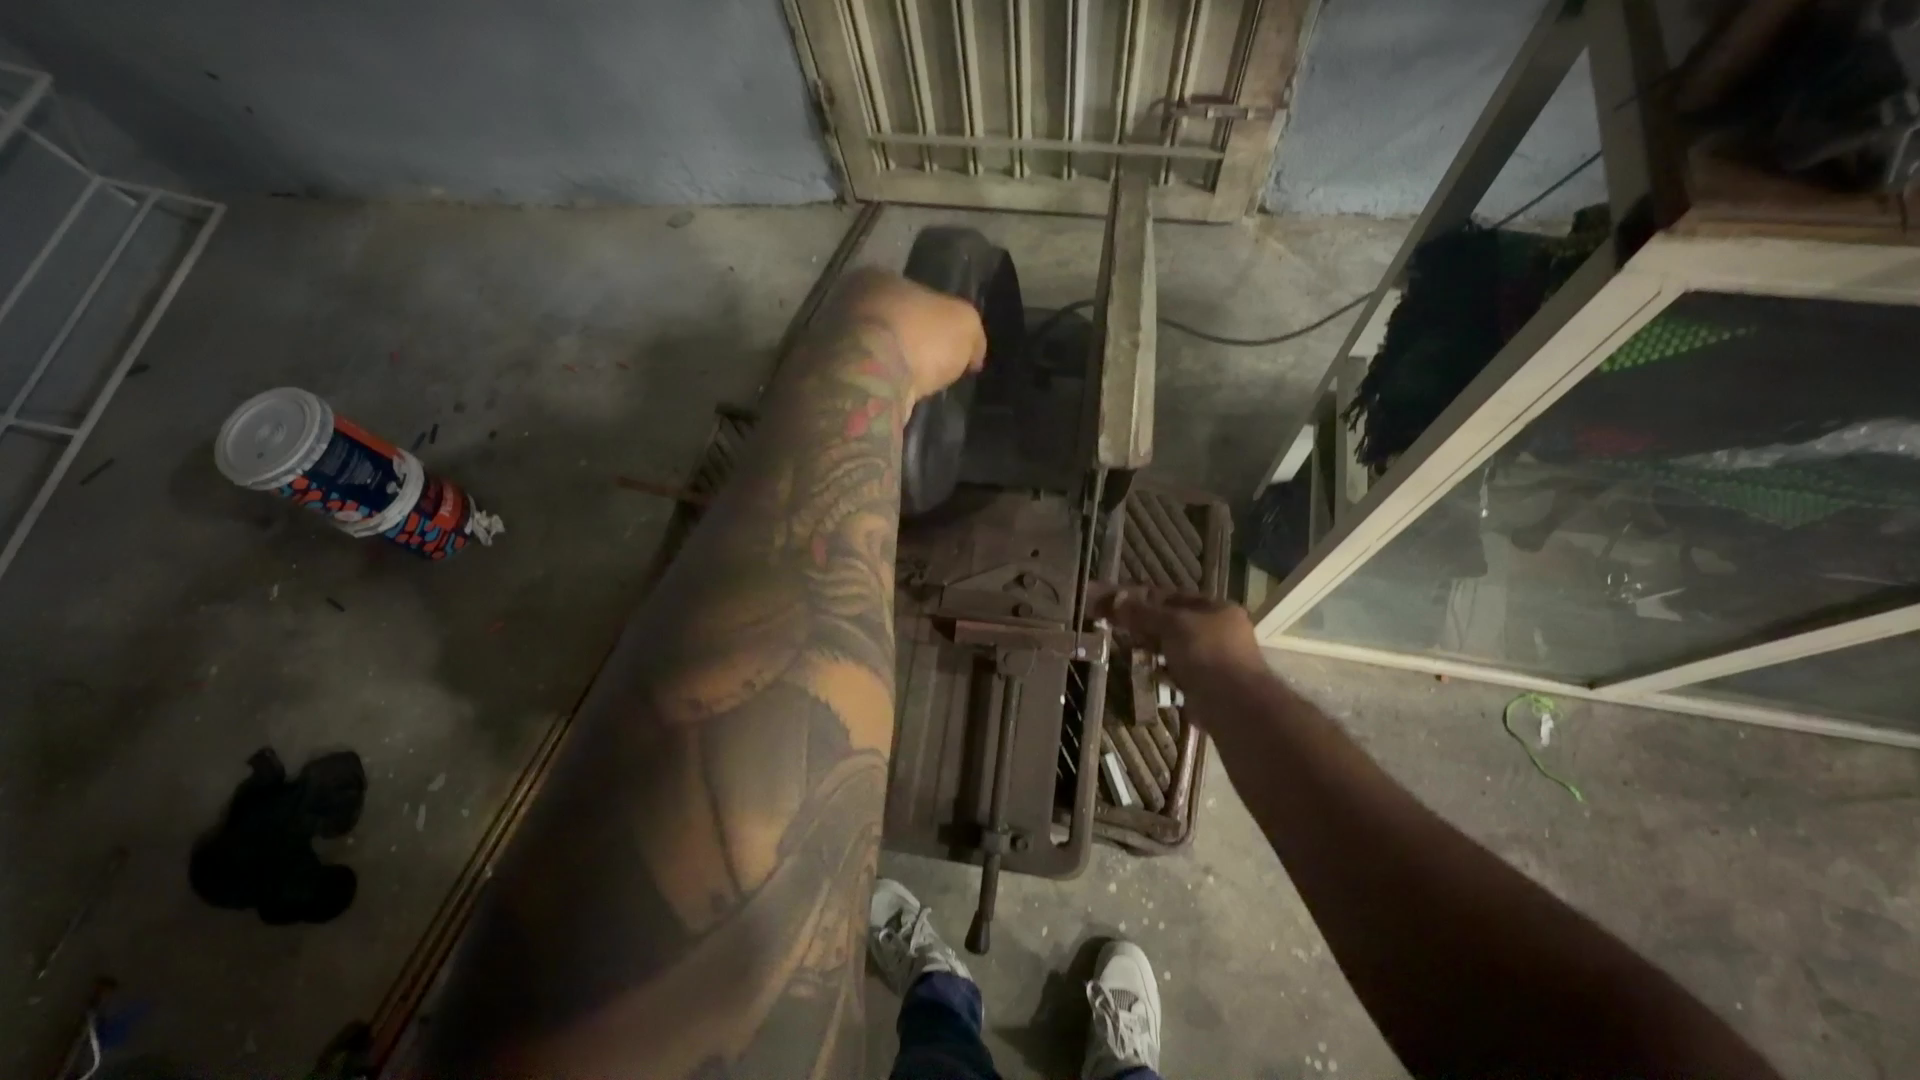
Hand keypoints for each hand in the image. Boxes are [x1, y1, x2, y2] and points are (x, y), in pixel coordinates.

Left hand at [833, 269, 985, 402]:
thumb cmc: (918, 338)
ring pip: (867, 350)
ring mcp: (827, 338)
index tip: (945, 341)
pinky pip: (856, 378)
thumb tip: (972, 354)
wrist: (868, 380)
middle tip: (927, 365)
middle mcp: (845, 300)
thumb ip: (971, 334)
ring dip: (886, 366)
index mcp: (876, 277)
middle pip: (886, 320)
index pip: (910, 292)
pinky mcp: (822, 373)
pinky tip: (888, 400)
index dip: (932, 316)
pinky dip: (872, 386)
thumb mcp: (965, 326)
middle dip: (906, 340)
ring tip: (909, 388)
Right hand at [1092, 587, 1267, 690]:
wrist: (1232, 704)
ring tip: (1131, 649)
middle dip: (1150, 627)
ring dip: (1155, 650)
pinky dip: (1163, 672)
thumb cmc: (1206, 653)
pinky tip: (1147, 672)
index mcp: (1219, 610)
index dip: (1149, 600)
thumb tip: (1117, 600)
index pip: (1178, 598)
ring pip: (1177, 649)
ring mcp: (1216, 661)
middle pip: (1177, 624)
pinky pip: (1179, 673)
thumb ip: (1144, 613)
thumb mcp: (1172, 625)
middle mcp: (1221, 632)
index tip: (1123, 605)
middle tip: (1122, 628)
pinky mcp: (1207, 686)